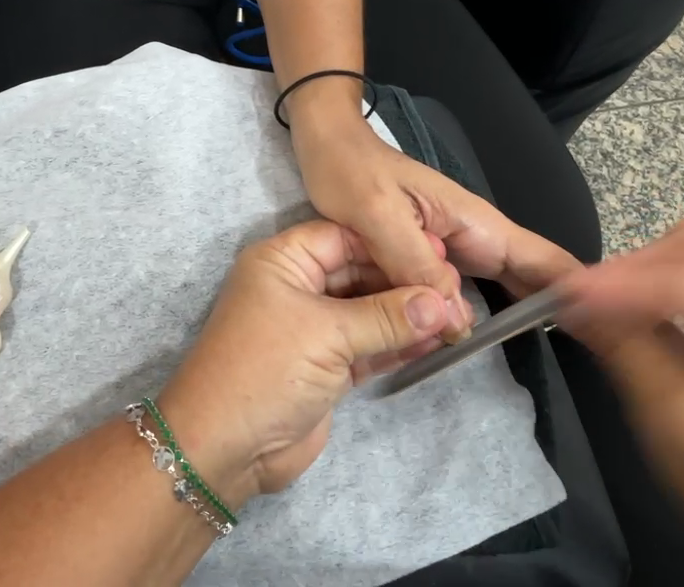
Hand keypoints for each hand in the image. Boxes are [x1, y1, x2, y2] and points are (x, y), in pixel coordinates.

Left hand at [154, 220, 449, 501]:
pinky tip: (436, 342)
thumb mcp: (327, 334)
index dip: (390, 244)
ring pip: (368, 310)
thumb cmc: (267, 369)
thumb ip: (387, 316)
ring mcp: (312, 327)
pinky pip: (368, 344)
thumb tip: (442, 302)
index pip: (345, 236)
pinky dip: (398, 344)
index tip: (438, 252)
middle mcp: (298, 286)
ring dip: (408, 316)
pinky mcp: (326, 365)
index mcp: (284, 260)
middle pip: (360, 272)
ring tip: (457, 318)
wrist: (225, 447)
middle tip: (457, 291)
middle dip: (405, 283)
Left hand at [289, 112, 580, 338]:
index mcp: (470, 221)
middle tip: (596, 362)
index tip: (613, 336)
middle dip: (556, 317)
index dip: (578, 295)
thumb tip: (457, 317)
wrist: (324, 143)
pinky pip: (451, 293)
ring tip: (549, 361)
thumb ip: (414, 260)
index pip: (541, 258)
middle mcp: (468, 237)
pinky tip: (465, 345)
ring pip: (489, 292)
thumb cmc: (349, 169)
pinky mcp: (422, 258)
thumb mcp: (375, 213)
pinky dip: (463, 318)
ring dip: (512, 323)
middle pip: (526, 280)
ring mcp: (447, 248)